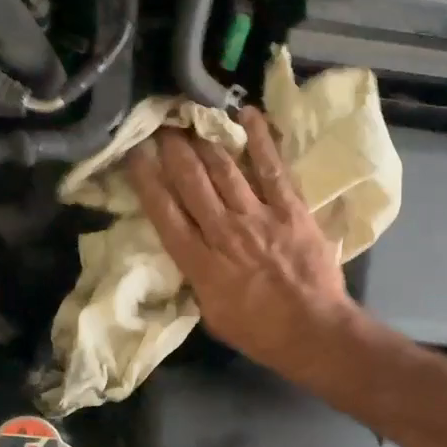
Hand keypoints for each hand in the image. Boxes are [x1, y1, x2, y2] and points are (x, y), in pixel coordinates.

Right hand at [126, 106, 360, 373]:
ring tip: (191, 116)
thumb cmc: (258, 332)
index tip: (135, 155)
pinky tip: (246, 114)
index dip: (146, 181)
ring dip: (205, 140)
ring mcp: (258, 216)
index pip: (165, 214)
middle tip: (162, 125)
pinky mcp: (290, 209)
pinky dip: (259, 138)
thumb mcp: (211, 315)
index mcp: (199, 263)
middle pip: (191, 181)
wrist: (312, 331)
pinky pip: (271, 167)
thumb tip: (191, 257)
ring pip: (224, 168)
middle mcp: (223, 232)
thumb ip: (198, 281)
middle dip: (173, 149)